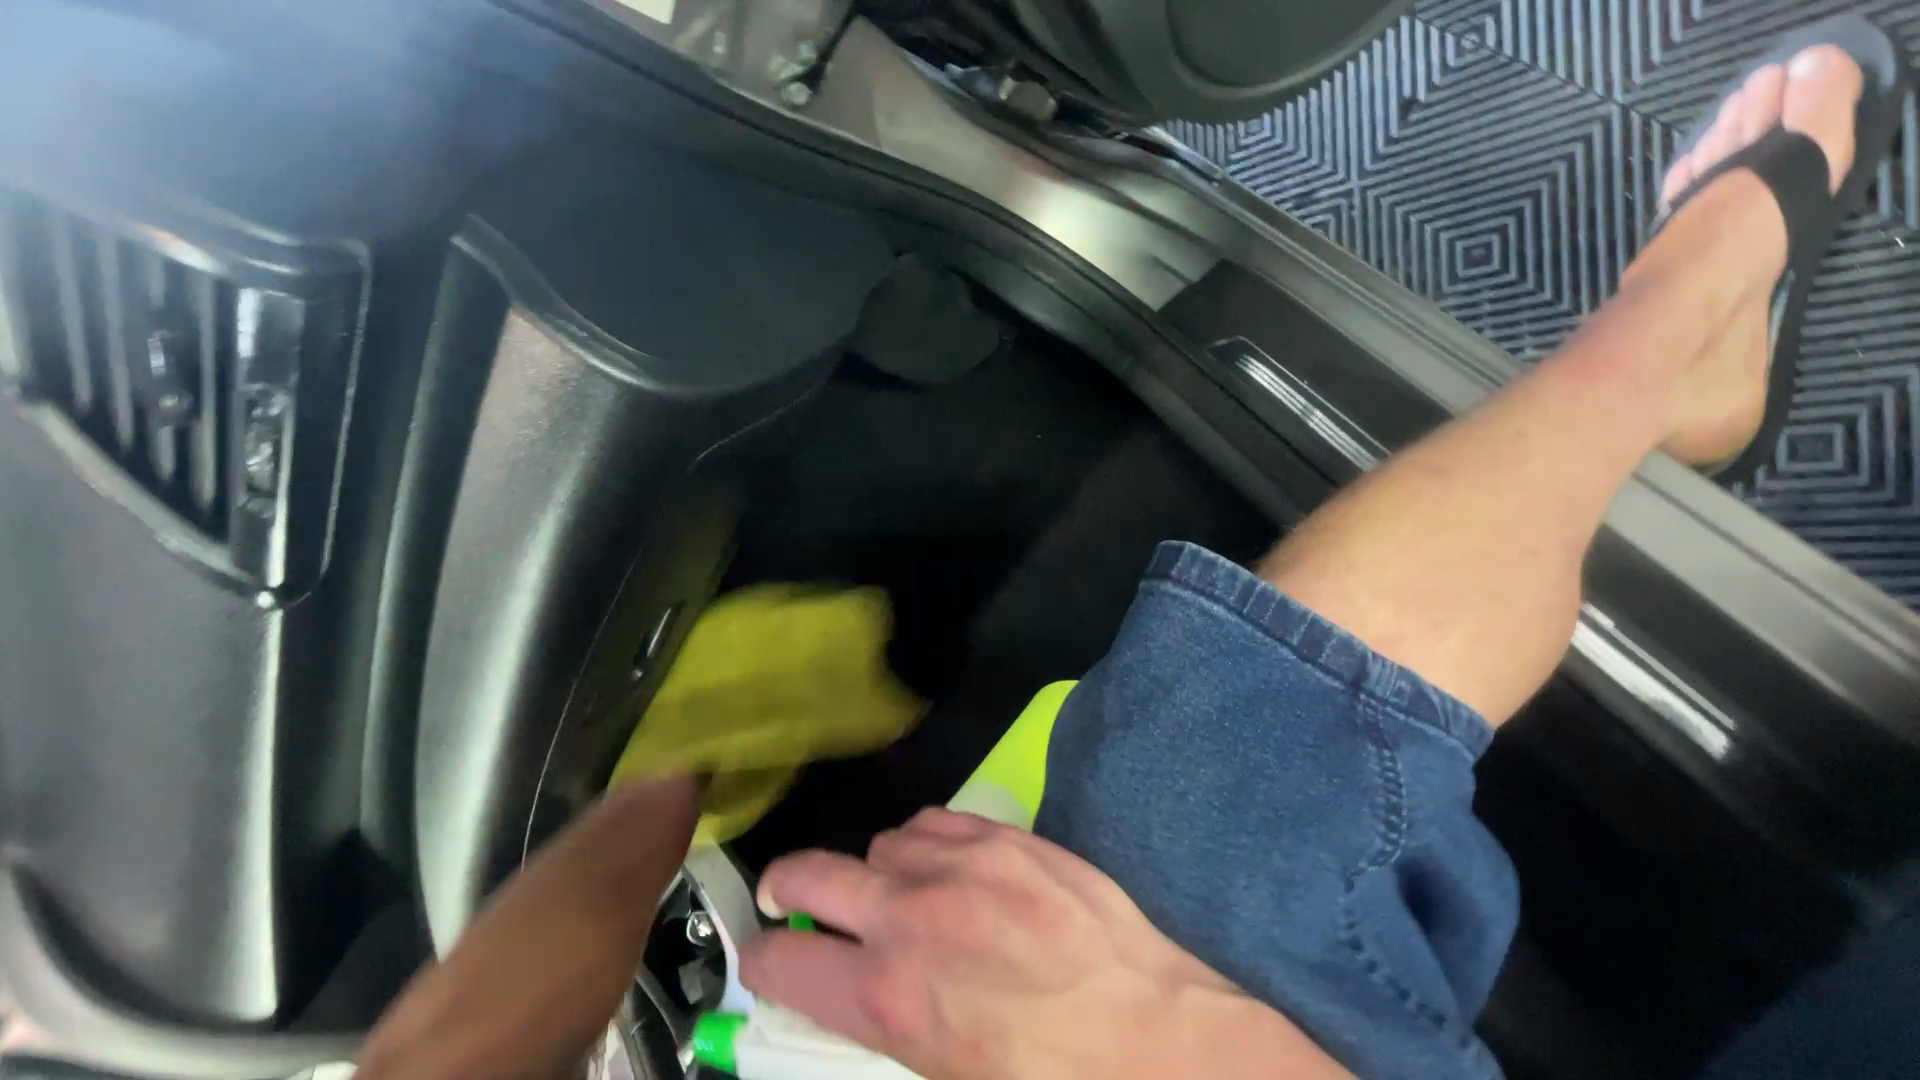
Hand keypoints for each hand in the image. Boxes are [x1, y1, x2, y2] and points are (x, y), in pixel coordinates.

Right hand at [739, 808, 1349, 1079]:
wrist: (1154, 1035)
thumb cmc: (1046, 1077)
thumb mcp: (942, 1074)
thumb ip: (878, 1036)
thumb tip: (844, 1001)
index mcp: (888, 997)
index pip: (779, 960)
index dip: (762, 961)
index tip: (770, 959)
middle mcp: (910, 917)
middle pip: (808, 873)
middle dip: (787, 887)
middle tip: (794, 900)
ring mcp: (960, 867)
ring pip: (879, 844)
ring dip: (875, 872)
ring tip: (900, 896)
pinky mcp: (1004, 839)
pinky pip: (932, 823)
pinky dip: (923, 846)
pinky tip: (946, 870)